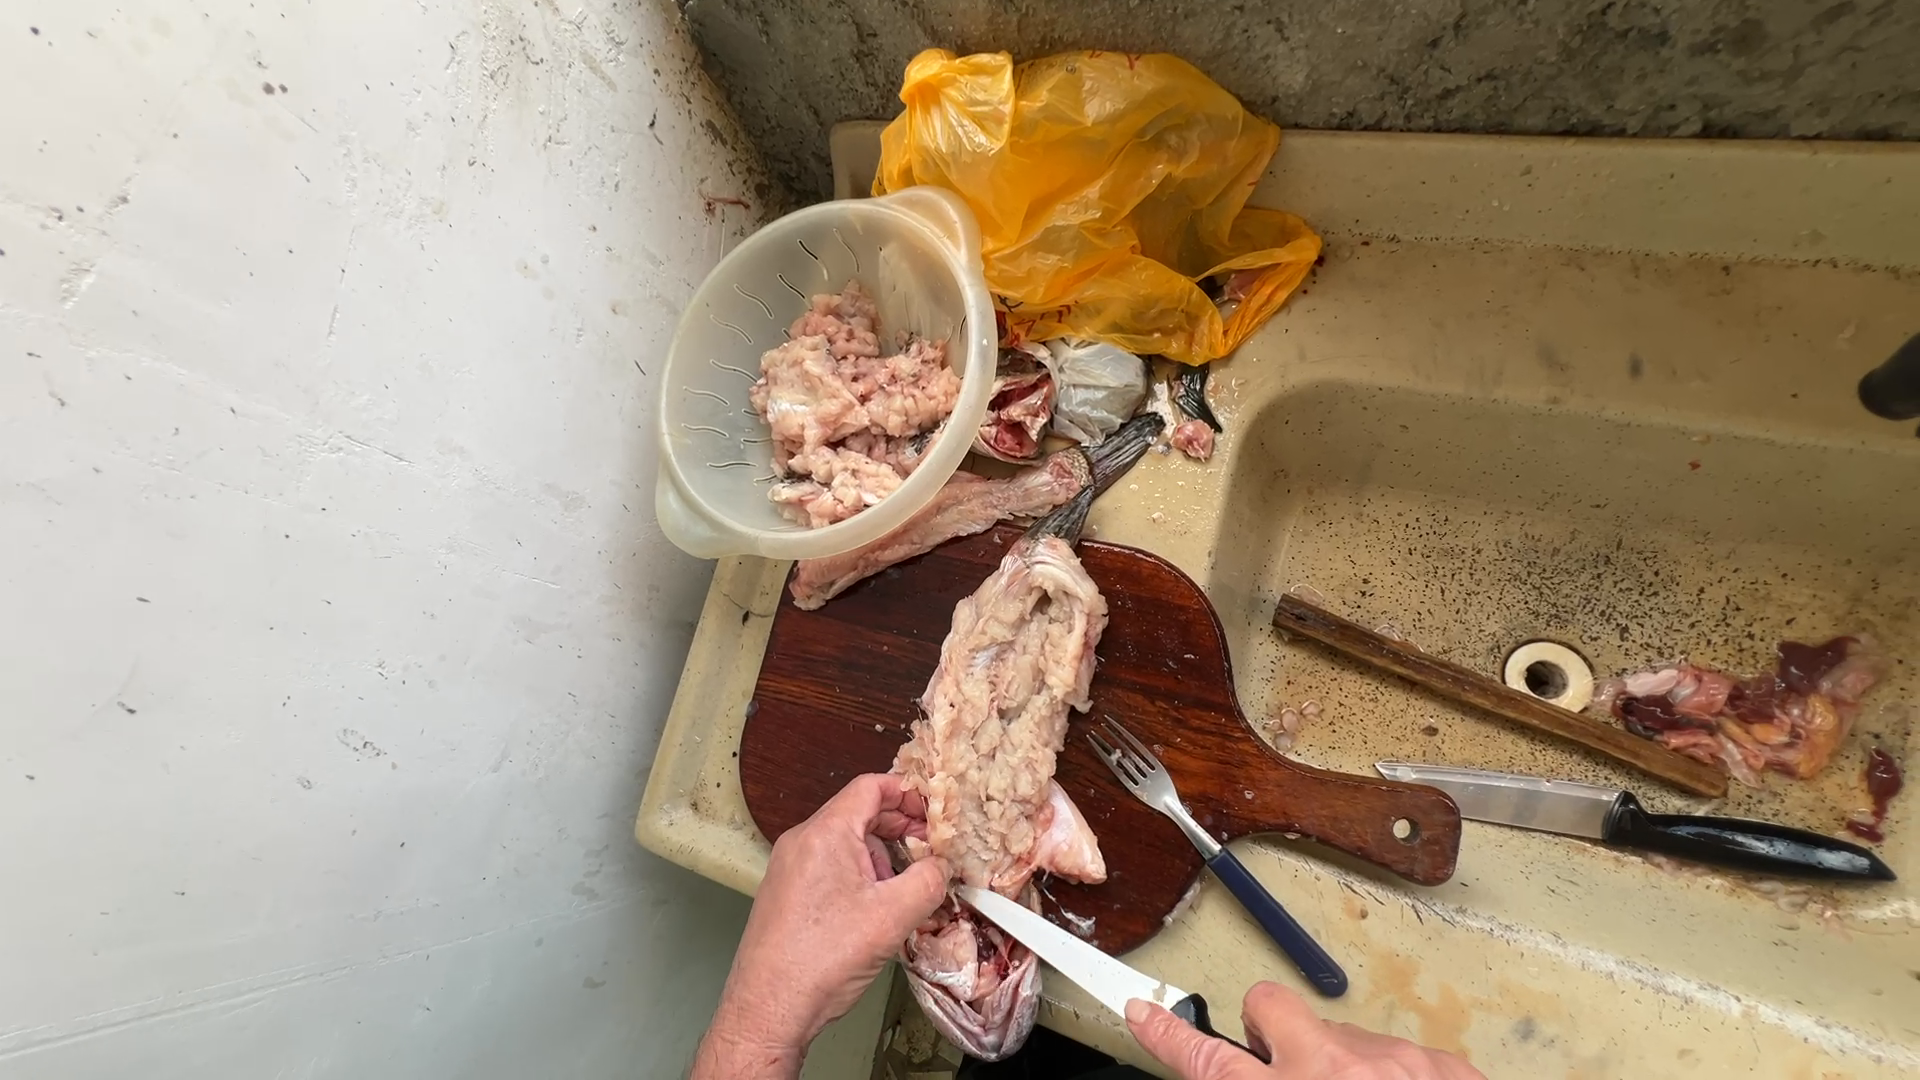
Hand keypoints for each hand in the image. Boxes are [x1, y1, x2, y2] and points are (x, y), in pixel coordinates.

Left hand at [691, 774, 950, 1079]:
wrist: (766, 1013)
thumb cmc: (822, 960)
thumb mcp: (892, 918)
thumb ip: (928, 881)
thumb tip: (941, 866)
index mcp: (826, 832)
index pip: (870, 786)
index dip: (906, 792)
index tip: (931, 810)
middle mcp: (802, 839)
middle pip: (857, 811)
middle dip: (897, 825)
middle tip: (927, 847)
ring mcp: (788, 865)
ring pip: (844, 839)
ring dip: (878, 852)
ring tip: (901, 885)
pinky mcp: (784, 891)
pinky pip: (827, 863)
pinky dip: (856, 870)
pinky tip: (871, 905)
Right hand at [1126, 982, 1484, 1079]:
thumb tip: (1264, 1071)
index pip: (1210, 1065)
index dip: (1170, 1037)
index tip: (1141, 1009)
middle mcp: (1336, 1070)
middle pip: (1270, 1010)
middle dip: (1276, 1036)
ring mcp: (1396, 1062)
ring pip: (1345, 1038)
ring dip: (1351, 1074)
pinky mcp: (1450, 1066)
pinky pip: (1405, 1059)